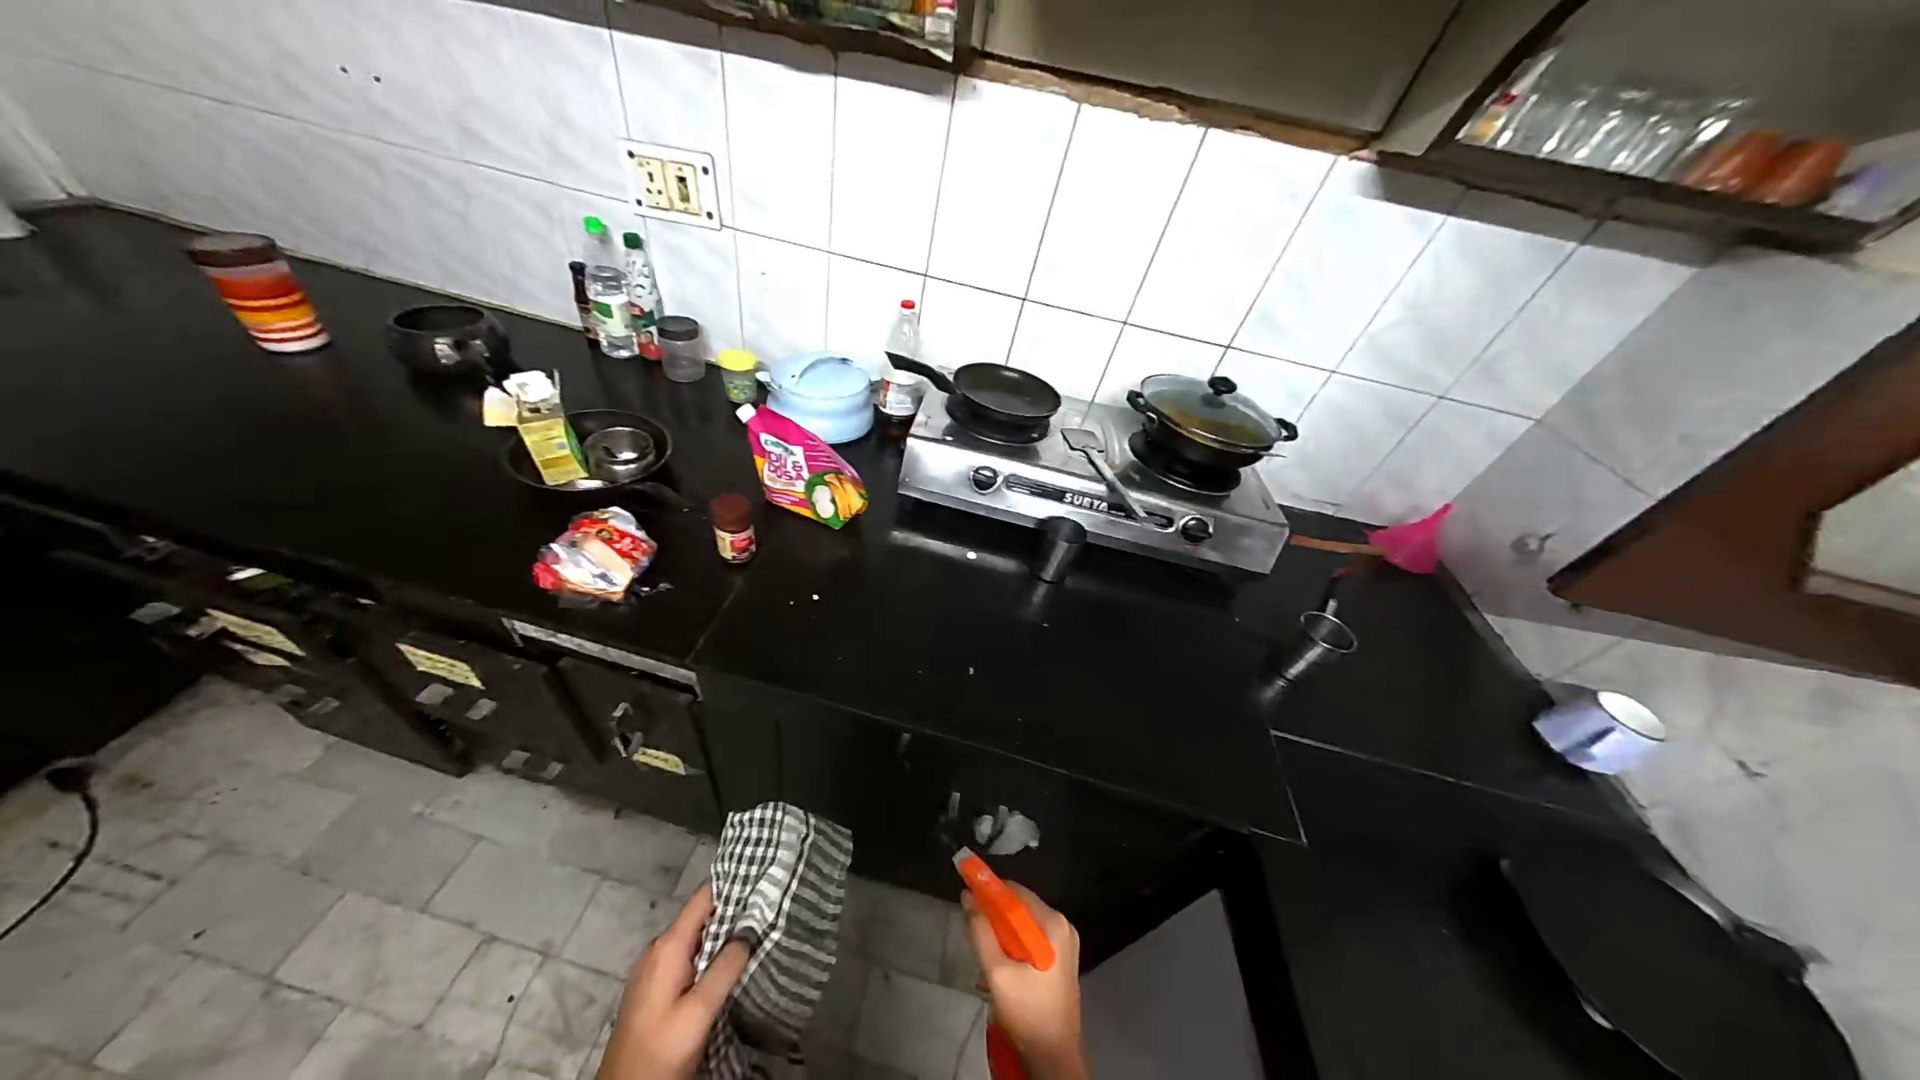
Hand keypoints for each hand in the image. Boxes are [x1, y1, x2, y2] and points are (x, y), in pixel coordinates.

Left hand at [598, 883, 750, 1079]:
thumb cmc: (660, 1050)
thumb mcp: (698, 1012)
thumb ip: (725, 969)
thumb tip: (749, 931)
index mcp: (667, 946)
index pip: (703, 898)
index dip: (731, 883)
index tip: (762, 877)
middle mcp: (657, 948)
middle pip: (700, 915)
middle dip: (732, 909)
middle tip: (768, 905)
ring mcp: (652, 967)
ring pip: (694, 936)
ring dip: (722, 932)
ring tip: (756, 929)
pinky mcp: (654, 986)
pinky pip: (686, 954)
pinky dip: (709, 950)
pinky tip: (728, 960)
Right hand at [964, 882, 1087, 1079]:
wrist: (1053, 1055)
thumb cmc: (1026, 1011)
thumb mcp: (996, 971)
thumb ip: (981, 931)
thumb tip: (968, 896)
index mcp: (1052, 923)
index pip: (1015, 892)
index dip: (989, 891)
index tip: (967, 895)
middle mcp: (1062, 925)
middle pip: (1020, 907)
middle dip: (995, 917)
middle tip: (975, 933)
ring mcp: (1064, 942)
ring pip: (1023, 925)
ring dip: (1001, 934)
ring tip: (987, 956)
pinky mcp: (1060, 958)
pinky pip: (1031, 939)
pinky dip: (1013, 945)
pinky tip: (1000, 966)